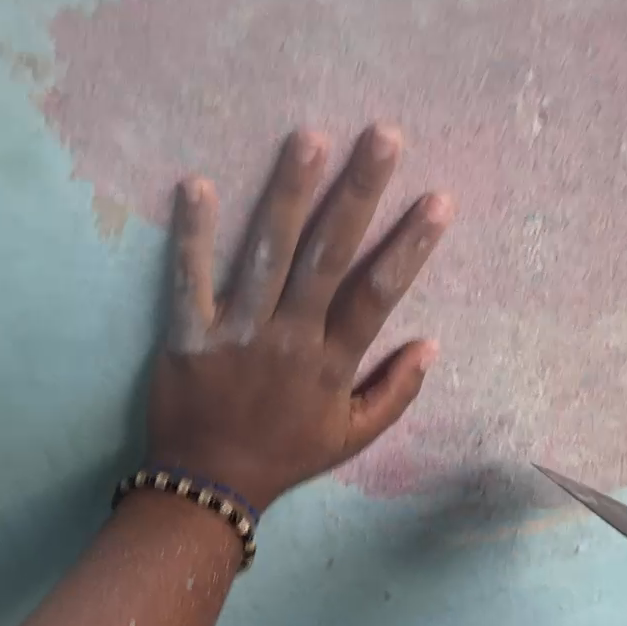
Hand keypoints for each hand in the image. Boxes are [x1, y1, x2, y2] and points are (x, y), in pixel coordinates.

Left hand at [145, 125, 452, 510]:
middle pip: (329, 257)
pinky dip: (191, 236)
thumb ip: (396, 392)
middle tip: (382, 137)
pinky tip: (193, 184)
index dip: (410, 246)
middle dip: (359, 194)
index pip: (378, 294)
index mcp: (332, 362)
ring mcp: (237, 334)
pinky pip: (188, 281)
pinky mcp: (187, 336)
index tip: (439, 199)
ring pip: (268, 256)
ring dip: (289, 196)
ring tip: (309, 139)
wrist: (207, 488)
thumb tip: (432, 344)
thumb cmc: (286, 455)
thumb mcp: (352, 437)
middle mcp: (291, 339)